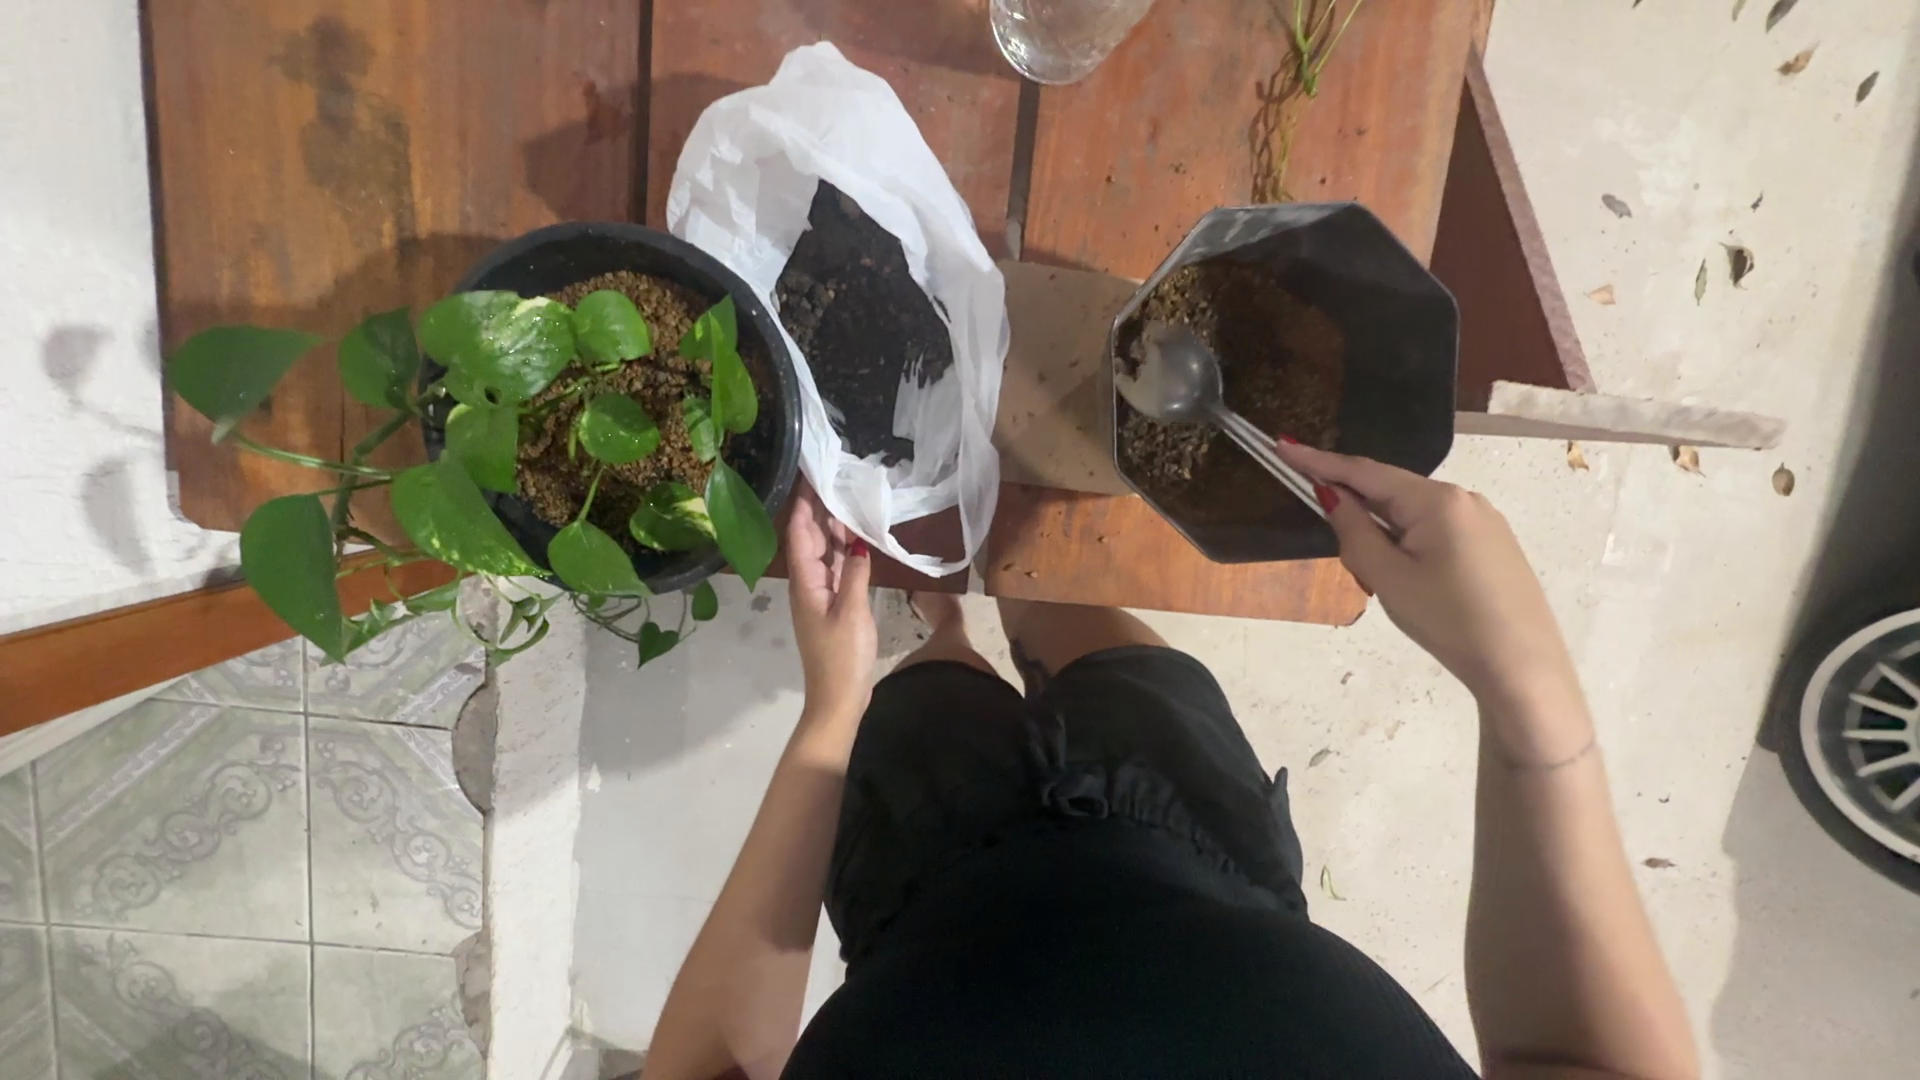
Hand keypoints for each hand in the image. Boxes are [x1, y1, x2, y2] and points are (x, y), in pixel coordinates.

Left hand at [785, 480, 876, 714]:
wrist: (838, 698)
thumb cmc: (842, 657)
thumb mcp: (852, 613)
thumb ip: (855, 575)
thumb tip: (858, 545)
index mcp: (806, 584)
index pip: (800, 536)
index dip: (803, 507)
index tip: (811, 479)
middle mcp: (809, 585)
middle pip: (810, 541)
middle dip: (819, 511)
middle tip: (834, 480)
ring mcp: (821, 596)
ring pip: (824, 554)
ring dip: (833, 529)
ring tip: (847, 499)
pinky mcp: (834, 606)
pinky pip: (837, 570)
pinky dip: (845, 552)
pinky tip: (856, 539)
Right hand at [1275, 442, 1580, 714]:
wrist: (1521, 666)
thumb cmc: (1447, 619)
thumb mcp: (1386, 576)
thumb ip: (1352, 529)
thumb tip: (1330, 495)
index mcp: (1435, 500)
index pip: (1363, 471)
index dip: (1318, 460)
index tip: (1282, 446)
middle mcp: (1462, 498)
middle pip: (1389, 490)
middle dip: (1353, 506)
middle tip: (1328, 536)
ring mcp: (1482, 520)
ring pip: (1410, 513)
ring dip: (1380, 531)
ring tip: (1374, 577)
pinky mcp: (1490, 543)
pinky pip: (1432, 528)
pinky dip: (1404, 540)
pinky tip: (1404, 575)